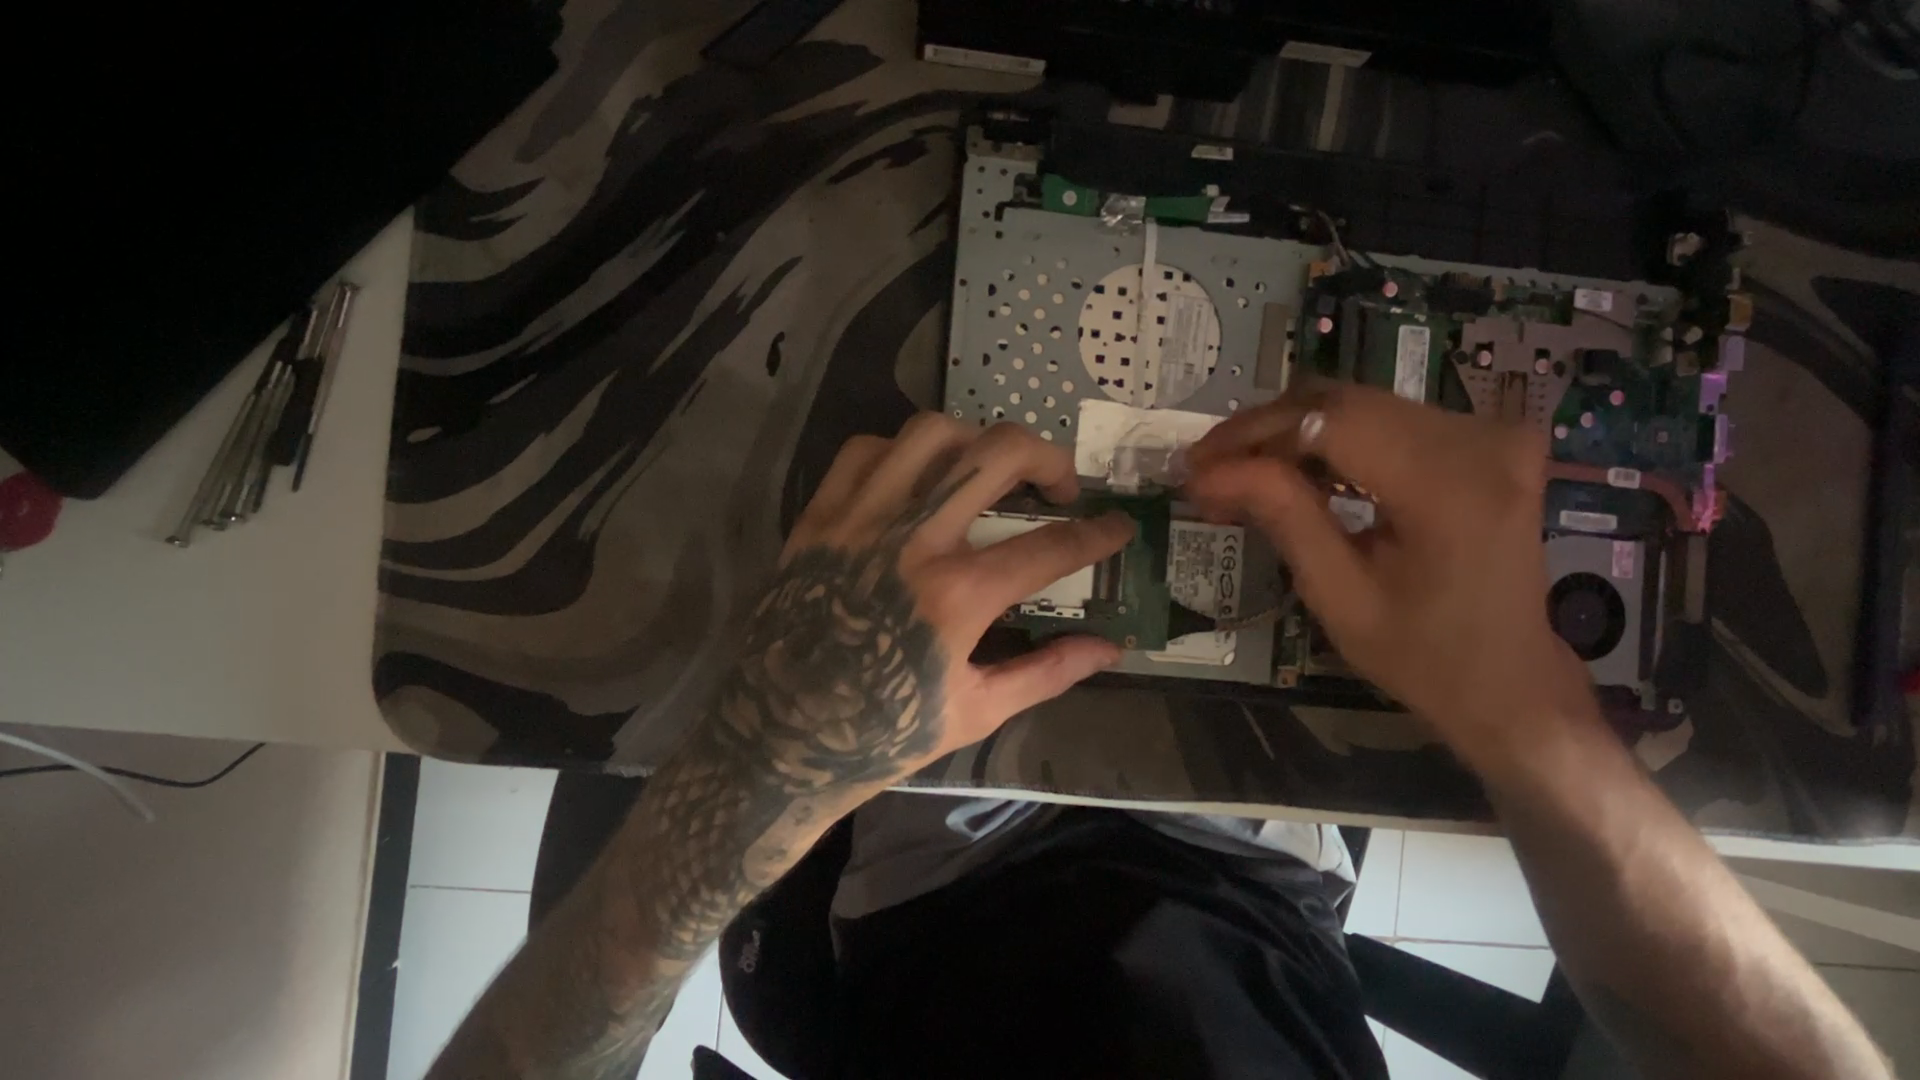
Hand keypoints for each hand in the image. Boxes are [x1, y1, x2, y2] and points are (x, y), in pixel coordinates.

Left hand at [731, 414, 1133, 799]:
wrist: (776, 739)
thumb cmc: (880, 735)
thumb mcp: (975, 712)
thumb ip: (1047, 672)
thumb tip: (1110, 648)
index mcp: (957, 596)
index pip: (1051, 545)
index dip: (1099, 533)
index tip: (1120, 527)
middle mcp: (911, 540)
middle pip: (997, 454)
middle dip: (1048, 458)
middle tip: (1060, 486)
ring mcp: (858, 519)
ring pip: (931, 434)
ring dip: (976, 442)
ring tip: (989, 473)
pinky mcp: (817, 517)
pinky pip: (866, 450)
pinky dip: (903, 453)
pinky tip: (917, 482)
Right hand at [1184, 384, 1597, 768]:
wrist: (1511, 682)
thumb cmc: (1424, 656)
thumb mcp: (1339, 596)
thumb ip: (1283, 517)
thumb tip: (1208, 471)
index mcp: (1449, 486)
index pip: (1330, 422)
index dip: (1253, 433)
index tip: (1195, 464)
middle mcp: (1479, 440)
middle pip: (1343, 402)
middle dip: (1264, 431)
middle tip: (1208, 468)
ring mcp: (1490, 433)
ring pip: (1359, 404)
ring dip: (1291, 433)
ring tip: (1239, 473)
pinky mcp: (1486, 439)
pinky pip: (1386, 419)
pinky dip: (1330, 440)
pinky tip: (1293, 471)